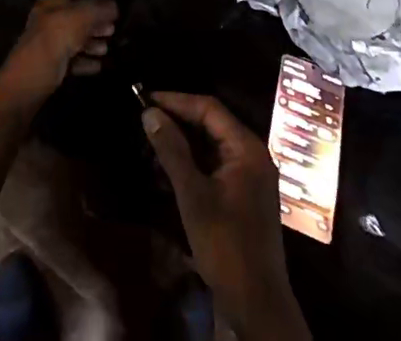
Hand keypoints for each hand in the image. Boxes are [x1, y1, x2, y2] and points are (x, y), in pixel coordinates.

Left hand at [0, 0, 118, 104]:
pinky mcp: (50, 66)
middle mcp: (47, 21)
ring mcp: (47, 45)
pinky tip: (99, 65)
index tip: (110, 11)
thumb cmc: (57, 35)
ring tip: (107, 49)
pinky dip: (85, 62)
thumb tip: (115, 7)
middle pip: (75, 20)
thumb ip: (100, 8)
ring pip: (74, 41)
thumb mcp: (84, 15)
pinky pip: (71, 61)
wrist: (34, 76)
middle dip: (95, 26)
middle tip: (112, 30)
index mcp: (49, 3)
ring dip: (91, 44)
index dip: (92, 2)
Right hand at [144, 93, 310, 340]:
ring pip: (211, 145)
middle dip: (178, 120)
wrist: (255, 300)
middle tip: (144, 119)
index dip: (176, 100)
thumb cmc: (225, 243)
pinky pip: (214, 165)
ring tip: (150, 141)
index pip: (209, 108)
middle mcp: (252, 154)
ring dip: (182, 142)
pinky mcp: (242, 194)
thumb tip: (149, 112)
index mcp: (247, 148)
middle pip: (212, 123)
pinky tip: (167, 169)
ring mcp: (249, 175)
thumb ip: (172, 151)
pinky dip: (192, 162)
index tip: (145, 99)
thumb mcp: (193, 194)